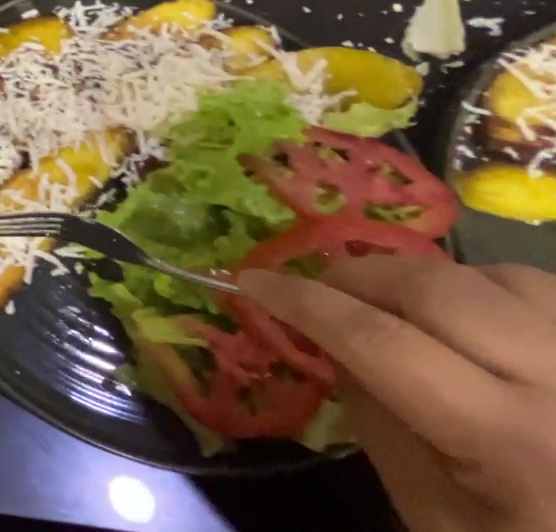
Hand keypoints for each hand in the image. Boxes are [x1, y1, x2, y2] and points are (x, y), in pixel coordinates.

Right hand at [240, 257, 555, 531]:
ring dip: (426, 280)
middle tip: (319, 291)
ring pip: (494, 276)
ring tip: (396, 307)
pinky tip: (468, 321)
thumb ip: (372, 413)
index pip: (378, 339)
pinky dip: (486, 289)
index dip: (302, 301)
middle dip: (357, 277)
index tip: (251, 281)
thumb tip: (324, 338)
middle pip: (436, 289)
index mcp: (510, 440)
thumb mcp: (426, 502)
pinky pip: (538, 289)